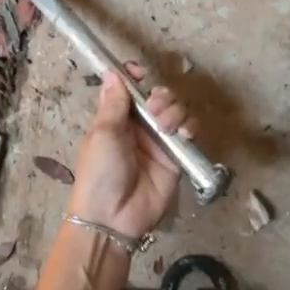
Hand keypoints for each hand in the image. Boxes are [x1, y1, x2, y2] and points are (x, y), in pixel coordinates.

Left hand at [66, 74, 192, 238]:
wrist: (113, 217)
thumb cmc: (100, 171)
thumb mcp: (102, 133)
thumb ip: (114, 104)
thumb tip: (112, 73)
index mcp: (116, 118)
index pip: (130, 89)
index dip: (136, 77)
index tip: (139, 72)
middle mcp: (139, 126)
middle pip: (158, 96)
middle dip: (161, 95)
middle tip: (155, 108)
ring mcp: (159, 142)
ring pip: (176, 111)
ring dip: (174, 109)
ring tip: (165, 125)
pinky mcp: (176, 158)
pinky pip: (189, 133)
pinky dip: (190, 127)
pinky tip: (182, 133)